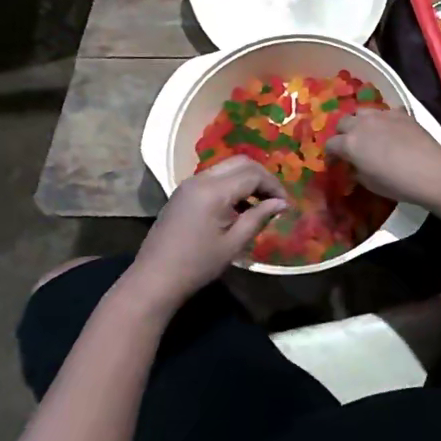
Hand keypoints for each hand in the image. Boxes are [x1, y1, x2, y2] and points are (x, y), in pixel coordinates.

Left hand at [128, 156, 290, 302]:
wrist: (155, 278)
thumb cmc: (198, 264)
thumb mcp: (234, 243)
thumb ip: (259, 217)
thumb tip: (282, 203)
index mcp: (214, 191)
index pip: (253, 174)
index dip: (274, 186)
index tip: (285, 205)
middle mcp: (201, 179)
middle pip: (241, 163)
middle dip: (262, 177)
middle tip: (275, 199)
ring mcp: (189, 184)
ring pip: (227, 168)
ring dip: (247, 180)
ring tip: (260, 204)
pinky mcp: (183, 192)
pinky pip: (214, 177)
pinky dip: (232, 184)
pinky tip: (238, 207)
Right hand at [324, 108, 440, 206]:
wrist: (430, 170)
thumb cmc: (397, 183)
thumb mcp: (369, 183)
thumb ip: (356, 171)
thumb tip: (354, 166)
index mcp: (349, 143)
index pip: (330, 144)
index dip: (331, 154)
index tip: (336, 162)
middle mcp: (361, 124)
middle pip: (343, 122)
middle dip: (343, 133)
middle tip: (350, 146)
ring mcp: (381, 115)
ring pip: (362, 112)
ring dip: (360, 122)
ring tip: (368, 133)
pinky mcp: (400, 113)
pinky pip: (384, 112)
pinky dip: (382, 120)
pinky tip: (390, 130)